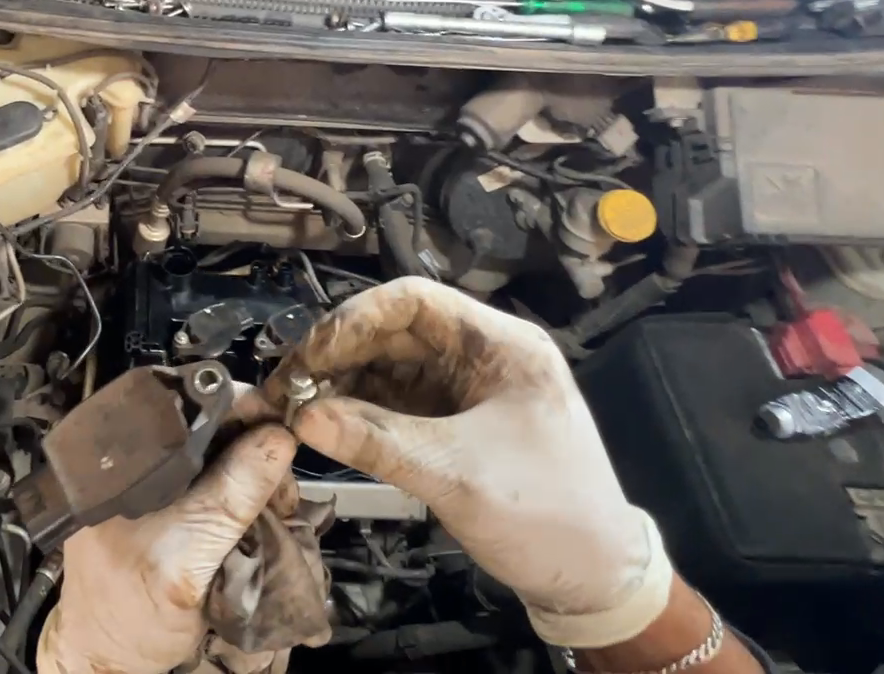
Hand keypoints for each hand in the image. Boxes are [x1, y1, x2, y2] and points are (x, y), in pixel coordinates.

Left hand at [36, 424, 297, 673]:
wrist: (109, 658)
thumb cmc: (127, 612)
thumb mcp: (184, 557)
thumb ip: (228, 499)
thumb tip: (276, 438)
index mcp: (121, 451)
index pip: (184, 403)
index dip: (235, 406)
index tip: (277, 424)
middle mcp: (135, 452)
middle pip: (210, 423)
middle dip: (256, 444)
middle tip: (282, 484)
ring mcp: (155, 476)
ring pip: (222, 449)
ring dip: (259, 472)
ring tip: (278, 503)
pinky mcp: (173, 498)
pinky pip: (220, 477)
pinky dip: (248, 489)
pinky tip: (265, 507)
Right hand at [269, 278, 671, 648]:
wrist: (596, 582)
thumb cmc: (546, 516)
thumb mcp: (458, 476)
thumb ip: (376, 442)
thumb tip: (301, 416)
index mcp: (498, 344)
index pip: (413, 301)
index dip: (355, 319)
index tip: (312, 355)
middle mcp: (474, 352)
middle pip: (390, 331)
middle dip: (336, 354)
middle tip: (287, 384)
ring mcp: (458, 385)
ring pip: (383, 364)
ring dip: (338, 381)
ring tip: (292, 404)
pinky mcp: (444, 417)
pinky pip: (389, 398)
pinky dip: (353, 408)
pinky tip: (320, 420)